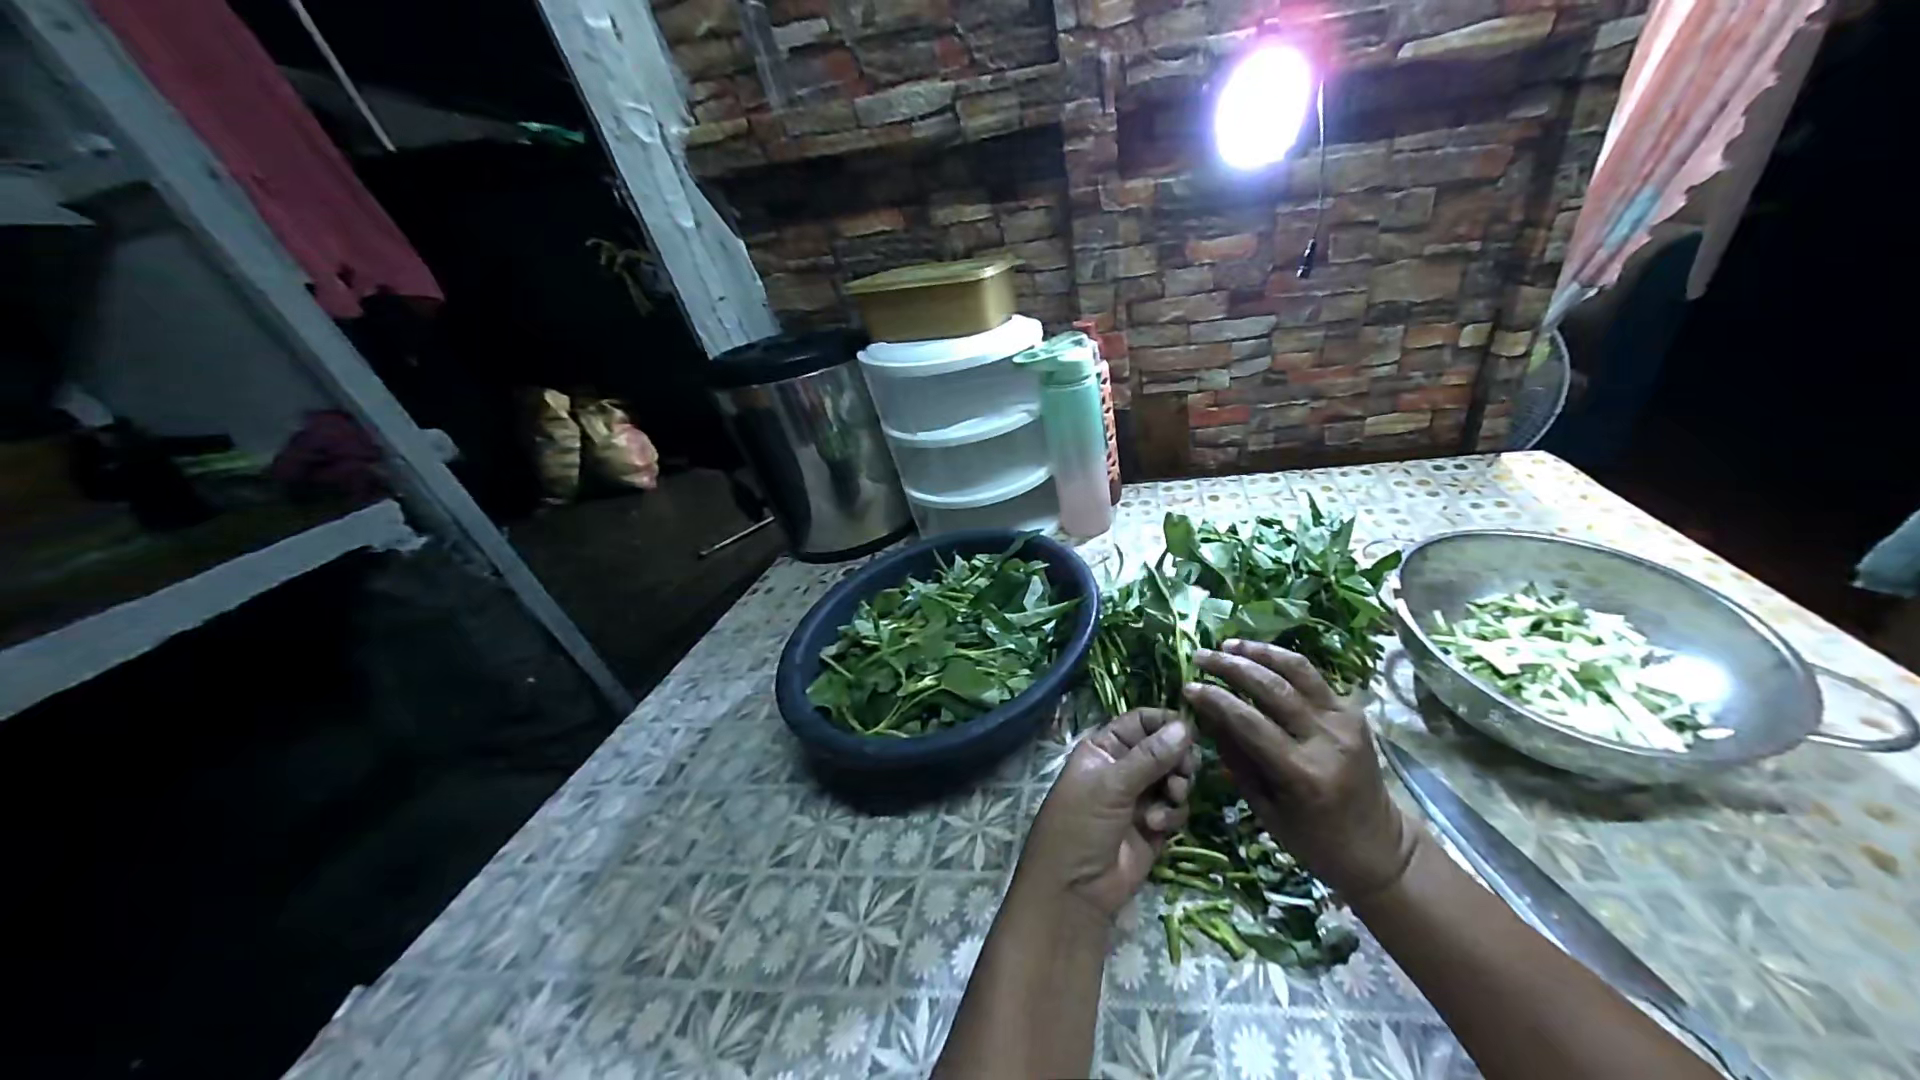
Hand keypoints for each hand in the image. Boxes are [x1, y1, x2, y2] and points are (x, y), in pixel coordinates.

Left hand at [1017, 709, 1197, 916]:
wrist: (1075, 888)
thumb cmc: (1080, 825)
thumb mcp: (1111, 785)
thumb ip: (1150, 757)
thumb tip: (1186, 726)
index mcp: (1104, 748)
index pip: (1140, 722)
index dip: (1165, 723)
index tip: (1190, 730)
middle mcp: (1123, 768)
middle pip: (1164, 748)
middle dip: (1178, 758)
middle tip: (1185, 770)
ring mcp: (1140, 797)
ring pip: (1175, 777)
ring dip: (1177, 786)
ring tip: (1172, 796)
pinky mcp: (1155, 824)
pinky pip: (1176, 807)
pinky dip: (1173, 813)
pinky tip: (1157, 824)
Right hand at [1182, 640, 1417, 900]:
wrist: (1378, 846)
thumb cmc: (1313, 839)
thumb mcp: (1265, 807)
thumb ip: (1236, 758)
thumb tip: (1206, 715)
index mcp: (1303, 774)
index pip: (1249, 722)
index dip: (1215, 700)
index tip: (1188, 687)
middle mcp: (1327, 741)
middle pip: (1272, 689)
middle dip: (1231, 667)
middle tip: (1200, 656)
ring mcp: (1345, 722)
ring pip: (1298, 671)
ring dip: (1260, 653)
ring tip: (1229, 645)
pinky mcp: (1354, 714)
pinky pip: (1314, 679)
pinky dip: (1284, 663)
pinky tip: (1260, 657)